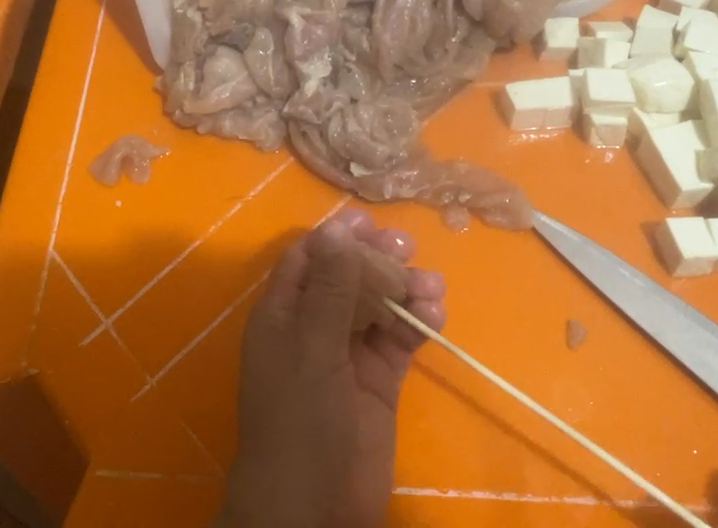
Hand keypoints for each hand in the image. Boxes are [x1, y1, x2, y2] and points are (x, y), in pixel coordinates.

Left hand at [218, 211, 447, 527]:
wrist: (314, 506)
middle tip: (404, 247)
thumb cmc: (299, 418)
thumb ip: (330, 290)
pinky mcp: (379, 382)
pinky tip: (435, 311)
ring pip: (377, 307)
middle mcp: (313, 327)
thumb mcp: (310, 347)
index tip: (368, 220)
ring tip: (430, 284)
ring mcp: (347, 355)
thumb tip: (339, 232)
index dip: (335, 237)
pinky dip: (416, 323)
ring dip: (402, 290)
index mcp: (282, 314)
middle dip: (374, 259)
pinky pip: (397, 341)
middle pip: (346, 278)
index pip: (307, 260)